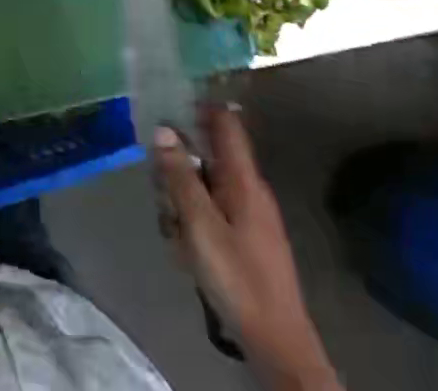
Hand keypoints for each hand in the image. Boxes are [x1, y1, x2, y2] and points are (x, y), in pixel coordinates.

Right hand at [152, 104, 342, 390]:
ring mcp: (250, 214)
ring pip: (205, 185)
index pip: (226, 124)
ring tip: (175, 233)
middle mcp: (250, 189)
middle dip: (179, 167)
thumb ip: (180, 177)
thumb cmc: (237, 276)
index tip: (170, 97)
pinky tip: (186, 249)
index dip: (201, 105)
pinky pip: (211, 210)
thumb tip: (163, 130)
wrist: (276, 339)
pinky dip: (194, 221)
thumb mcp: (199, 225)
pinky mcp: (246, 236)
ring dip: (183, 200)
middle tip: (162, 194)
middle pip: (208, 156)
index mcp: (243, 180)